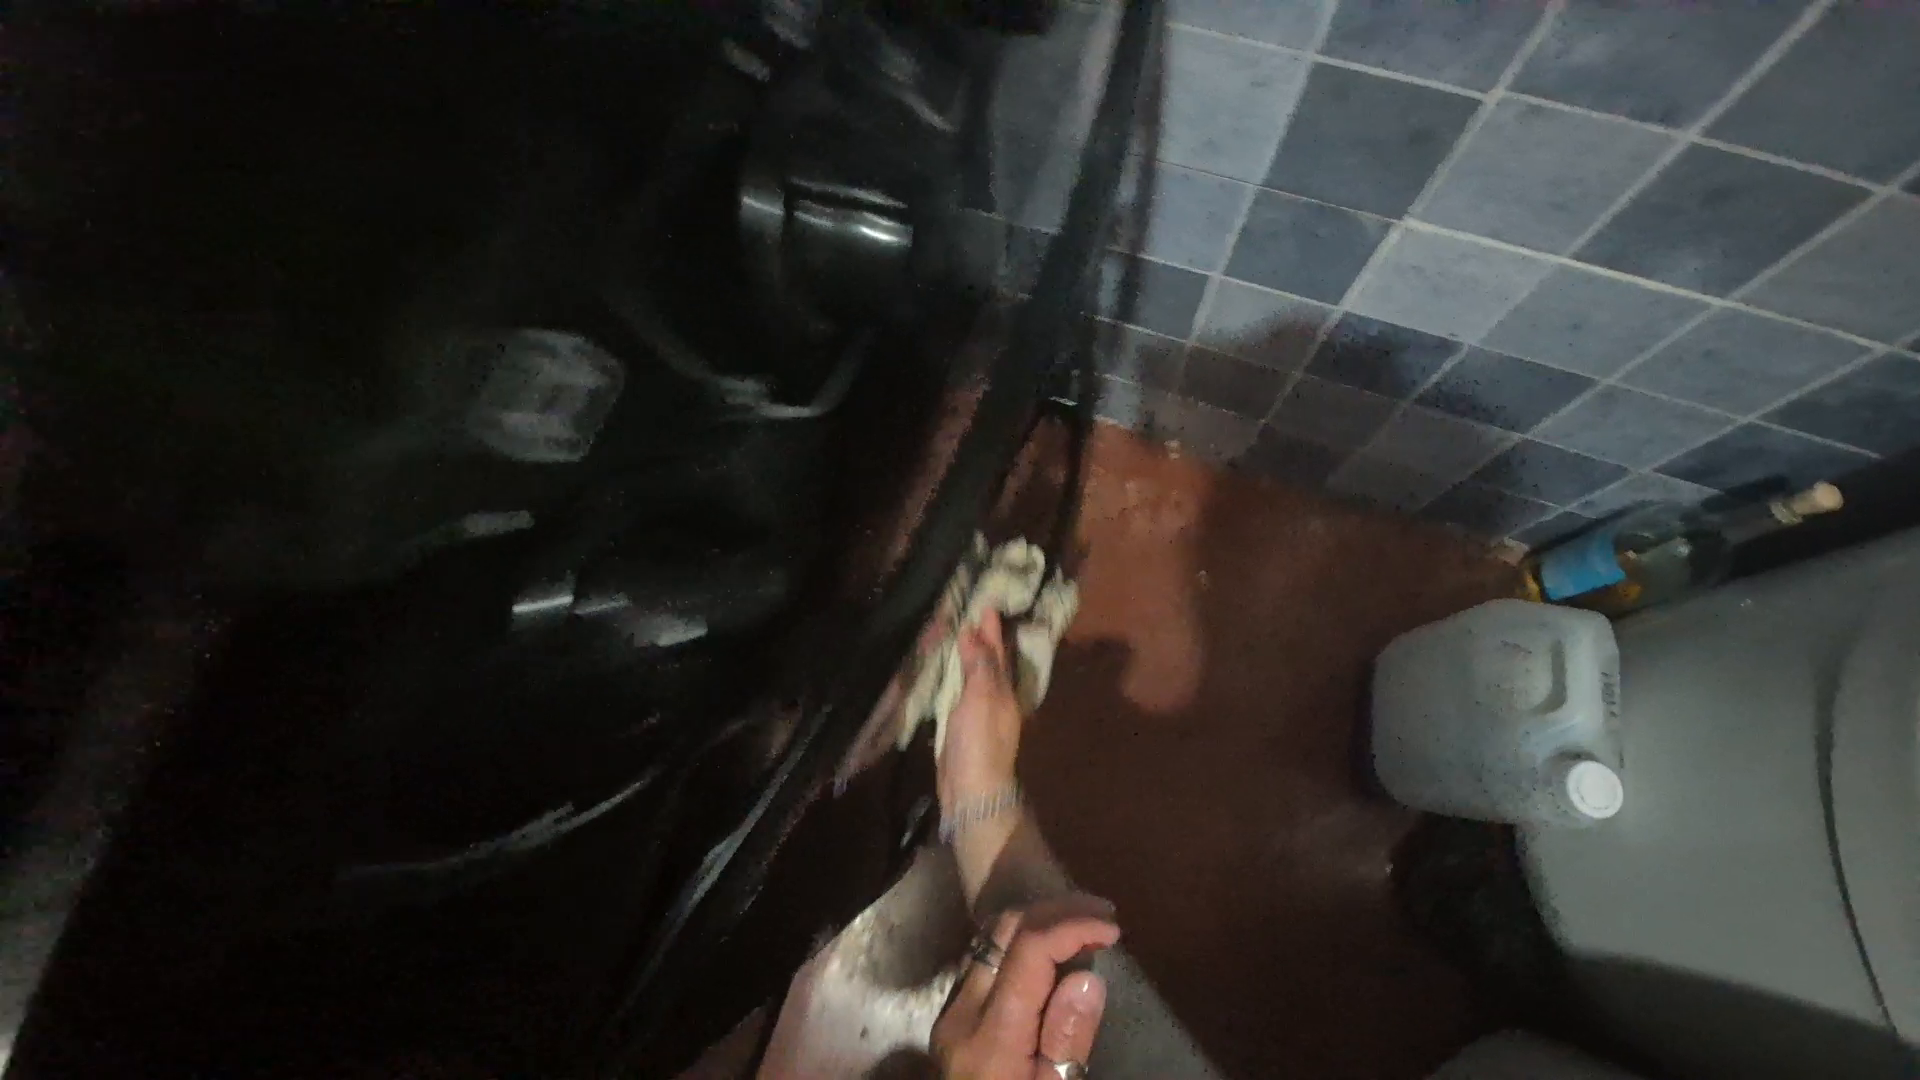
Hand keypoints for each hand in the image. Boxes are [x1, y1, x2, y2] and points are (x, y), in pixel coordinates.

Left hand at [931, 900, 1117, 1078]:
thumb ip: (1068, 1040)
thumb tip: (1088, 974)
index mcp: (990, 1037)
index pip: (1028, 950)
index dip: (1072, 926)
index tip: (1113, 928)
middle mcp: (962, 1011)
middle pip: (1006, 930)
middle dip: (1056, 911)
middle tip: (1103, 912)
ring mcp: (952, 1011)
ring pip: (991, 936)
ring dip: (1037, 919)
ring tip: (1082, 920)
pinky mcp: (953, 1016)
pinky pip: (986, 956)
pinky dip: (1020, 939)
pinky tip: (1051, 947)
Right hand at [941, 609, 1023, 811]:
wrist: (972, 790)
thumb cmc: (979, 741)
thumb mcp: (982, 697)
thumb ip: (979, 665)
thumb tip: (973, 631)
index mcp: (1004, 690)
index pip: (998, 651)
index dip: (992, 629)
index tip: (986, 603)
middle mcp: (996, 698)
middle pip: (991, 662)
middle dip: (984, 639)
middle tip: (973, 614)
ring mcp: (980, 714)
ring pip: (977, 675)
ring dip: (971, 655)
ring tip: (960, 635)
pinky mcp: (963, 728)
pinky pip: (962, 692)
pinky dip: (958, 676)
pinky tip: (950, 672)